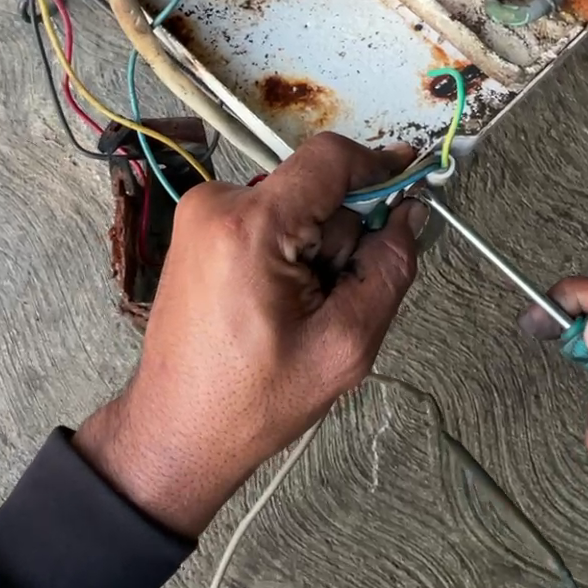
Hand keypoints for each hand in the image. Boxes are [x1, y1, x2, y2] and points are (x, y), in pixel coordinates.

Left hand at [74, 134, 425, 536]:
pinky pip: (269, 217)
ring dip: (313, 248)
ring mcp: (201, 213)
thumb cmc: (254, 400)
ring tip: (298, 309)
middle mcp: (217, 202)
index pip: (329, 158)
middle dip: (340, 237)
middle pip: (316, 189)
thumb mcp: (345, 344)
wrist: (177, 430)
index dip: (378, 166)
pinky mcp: (199, 228)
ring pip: (296, 205)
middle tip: (331, 299)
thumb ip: (389, 269)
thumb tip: (409, 213)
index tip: (410, 185)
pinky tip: (277, 300)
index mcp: (250, 225)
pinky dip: (288, 249)